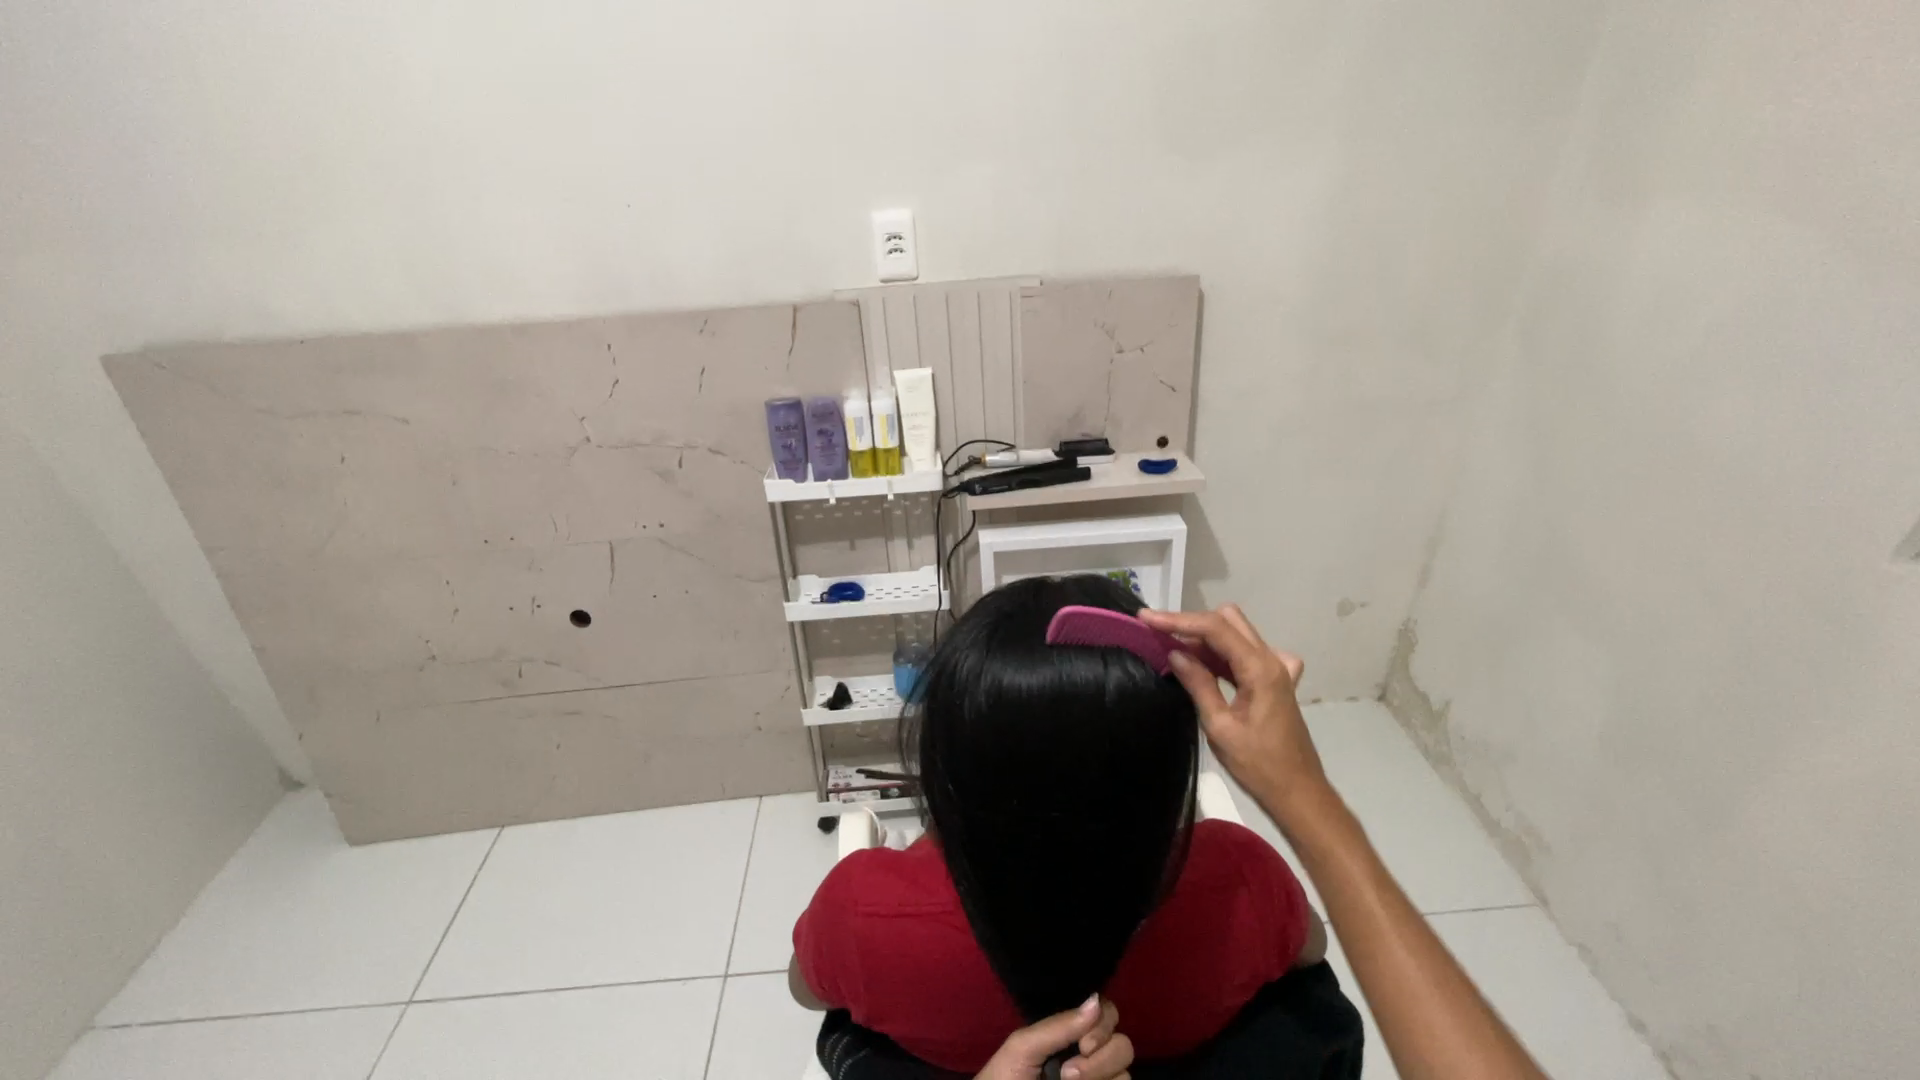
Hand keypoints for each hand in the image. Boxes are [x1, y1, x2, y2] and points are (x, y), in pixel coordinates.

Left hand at [976, 995, 1132, 1079]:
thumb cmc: (1005, 1076)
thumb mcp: (1024, 1047)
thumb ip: (1059, 1026)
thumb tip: (1096, 1000)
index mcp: (1072, 1034)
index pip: (1107, 1015)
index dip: (1104, 1026)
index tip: (1084, 1044)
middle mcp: (1089, 1056)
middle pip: (1123, 1045)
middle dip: (1101, 1059)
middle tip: (1068, 1073)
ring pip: (1125, 1074)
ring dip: (1100, 1076)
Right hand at [1140, 605, 1329, 824]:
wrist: (1298, 792)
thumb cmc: (1258, 765)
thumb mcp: (1220, 727)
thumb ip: (1198, 684)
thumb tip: (1174, 653)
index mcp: (1260, 669)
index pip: (1215, 628)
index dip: (1178, 620)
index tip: (1146, 619)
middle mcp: (1272, 660)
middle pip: (1228, 621)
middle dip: (1191, 624)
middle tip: (1161, 639)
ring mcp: (1277, 668)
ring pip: (1236, 634)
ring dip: (1204, 639)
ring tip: (1173, 653)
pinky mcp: (1275, 680)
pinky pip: (1245, 653)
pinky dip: (1221, 653)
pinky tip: (1206, 669)